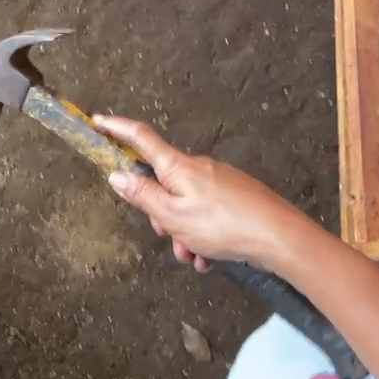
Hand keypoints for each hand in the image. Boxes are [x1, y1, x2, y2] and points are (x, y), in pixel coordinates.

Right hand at [94, 116, 324, 274]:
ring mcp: (219, 180)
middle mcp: (197, 167)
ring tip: (195, 256)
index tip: (97, 120)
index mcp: (177, 166)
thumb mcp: (172, 215)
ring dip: (183, 232)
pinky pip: (207, 213)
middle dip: (159, 212)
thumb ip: (142, 196)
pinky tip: (210, 258)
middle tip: (170, 237)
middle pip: (163, 182)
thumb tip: (117, 175)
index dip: (117, 129)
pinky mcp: (236, 195)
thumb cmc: (223, 225)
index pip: (140, 138)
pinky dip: (202, 234)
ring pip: (185, 204)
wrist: (280, 237)